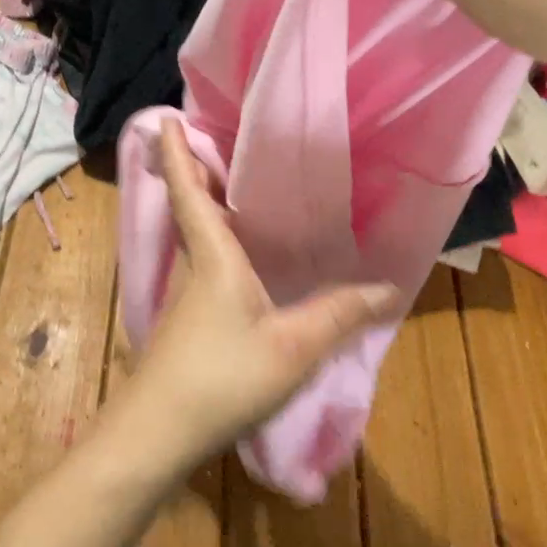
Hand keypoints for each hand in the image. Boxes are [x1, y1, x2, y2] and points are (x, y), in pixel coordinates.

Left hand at [117, 122, 408, 464]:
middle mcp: (194, 263)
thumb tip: (386, 286)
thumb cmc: (222, 375)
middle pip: (189, 205)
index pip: (188, 189)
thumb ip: (337, 315)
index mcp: (212, 254)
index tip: (165, 117)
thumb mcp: (292, 348)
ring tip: (230, 180)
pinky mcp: (189, 318)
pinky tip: (239, 252)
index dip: (175, 152)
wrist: (160, 429)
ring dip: (203, 201)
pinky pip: (202, 258)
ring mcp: (187, 293)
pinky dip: (213, 236)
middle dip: (193, 168)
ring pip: (194, 232)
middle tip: (211, 136)